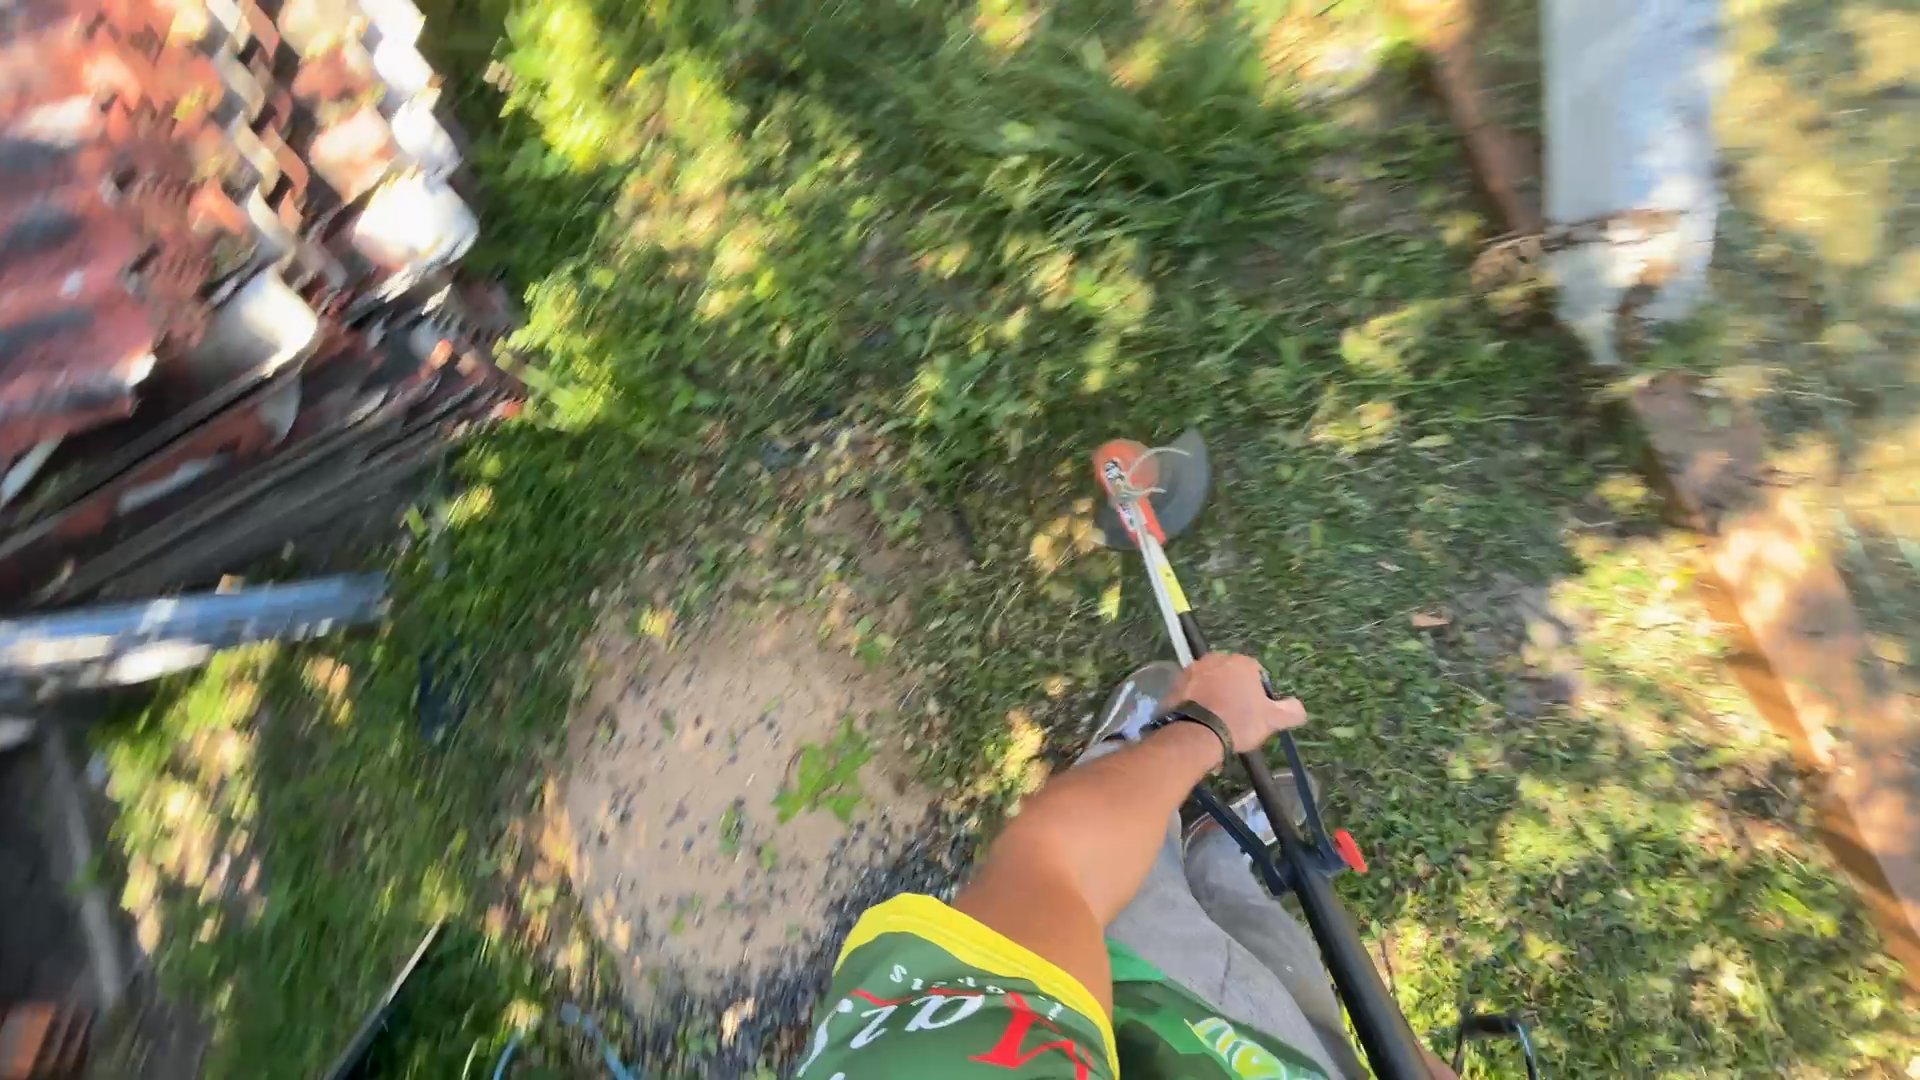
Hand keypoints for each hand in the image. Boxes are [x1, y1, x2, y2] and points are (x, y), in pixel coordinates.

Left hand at [1165, 652, 1306, 752]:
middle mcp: (1216, 658)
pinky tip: (1200, 715)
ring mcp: (1194, 667)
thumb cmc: (1238, 722)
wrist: (1197, 732)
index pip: (1257, 674)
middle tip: (1235, 715)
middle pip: (1232, 675)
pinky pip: (1193, 688)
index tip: (1254, 712)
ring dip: (1215, 693)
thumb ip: (1292, 710)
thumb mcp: (1273, 720)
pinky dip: (1197, 698)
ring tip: (1216, 717)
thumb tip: (1297, 706)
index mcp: (1242, 662)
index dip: (1258, 694)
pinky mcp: (1176, 681)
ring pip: (1211, 680)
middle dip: (1235, 691)